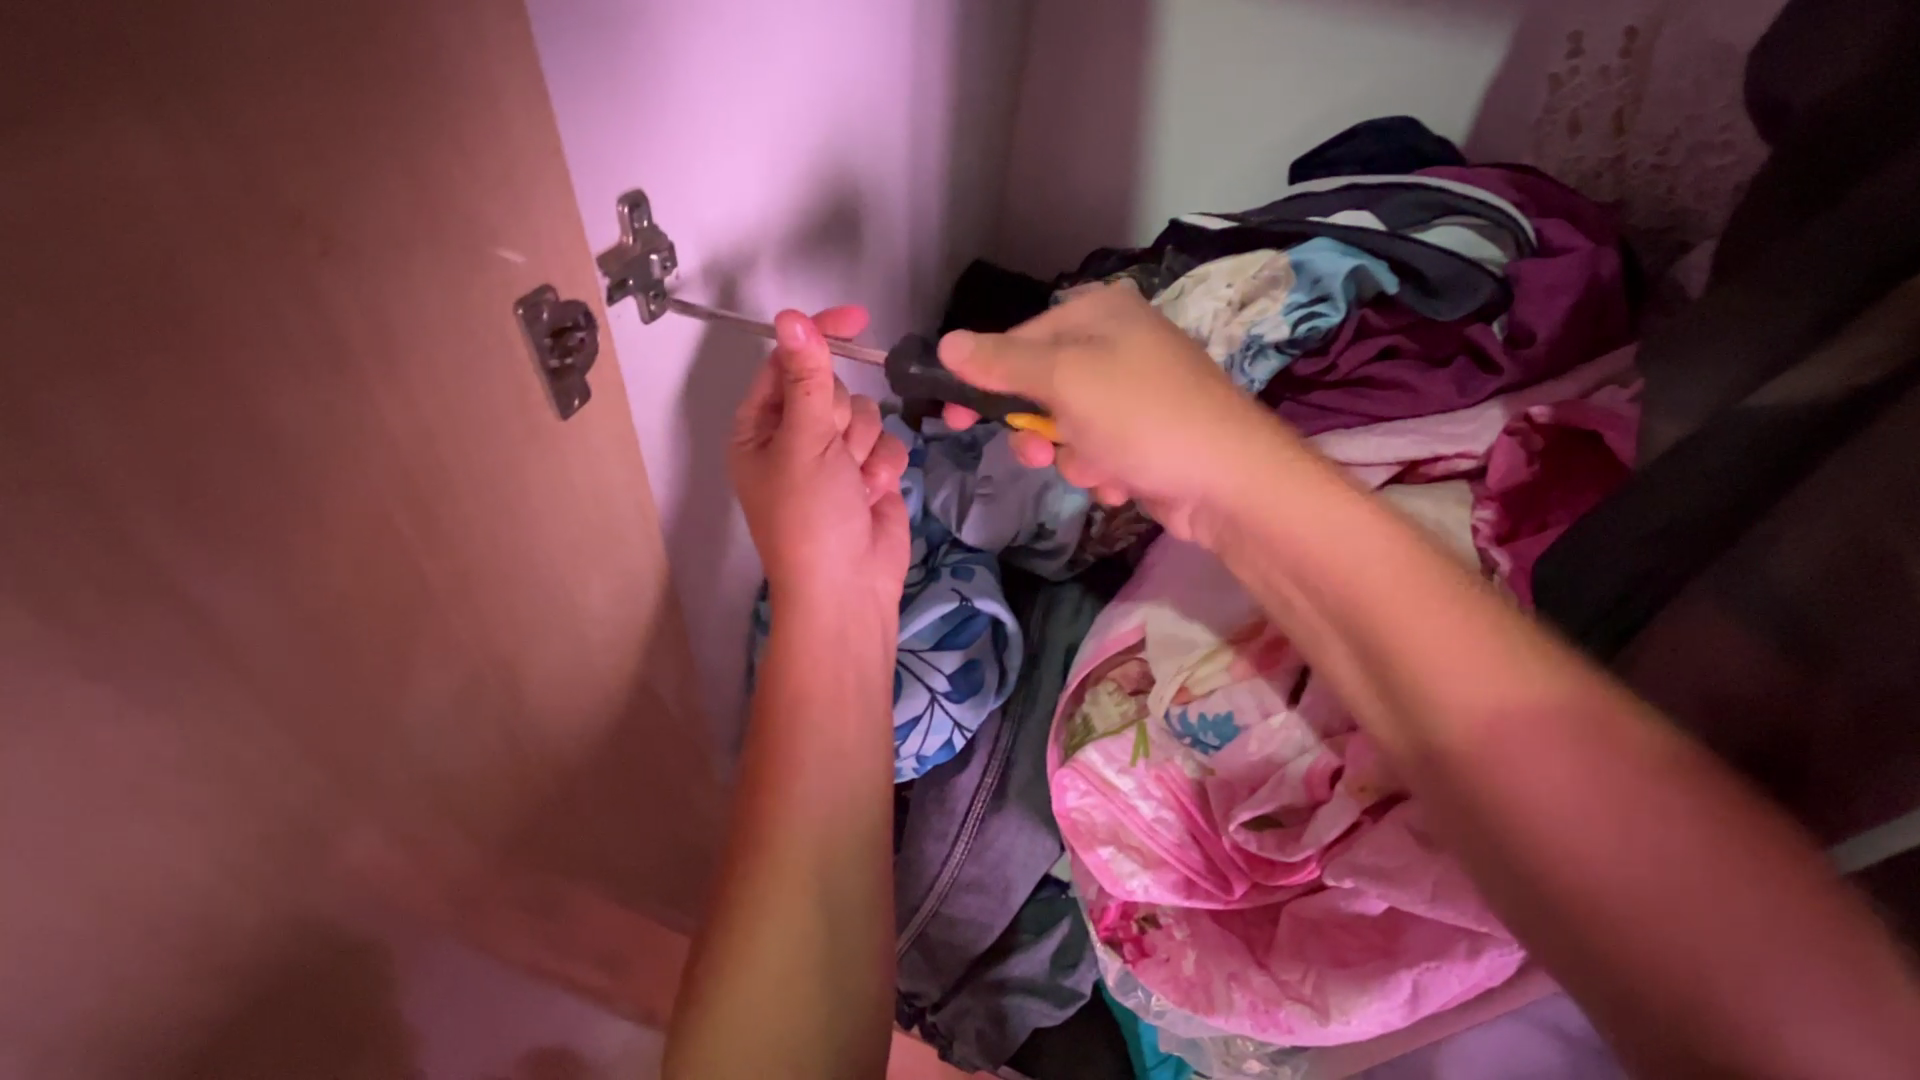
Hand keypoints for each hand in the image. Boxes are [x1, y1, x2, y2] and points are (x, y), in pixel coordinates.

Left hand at [732, 307, 910, 620]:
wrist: (847, 588)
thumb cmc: (809, 517)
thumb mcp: (803, 443)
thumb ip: (807, 377)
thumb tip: (792, 316)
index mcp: (760, 428)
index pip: (788, 363)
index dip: (818, 339)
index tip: (855, 319)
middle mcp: (795, 437)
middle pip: (833, 387)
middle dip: (842, 419)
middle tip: (834, 454)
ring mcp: (835, 457)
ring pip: (867, 414)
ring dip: (865, 448)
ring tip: (853, 483)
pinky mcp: (870, 474)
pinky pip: (889, 443)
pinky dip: (885, 467)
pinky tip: (873, 494)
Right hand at [938, 280, 1300, 546]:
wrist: (1230, 481)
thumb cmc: (1142, 417)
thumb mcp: (1065, 381)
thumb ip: (1002, 362)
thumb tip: (947, 343)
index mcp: (1098, 312)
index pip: (1016, 341)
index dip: (981, 381)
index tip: (951, 418)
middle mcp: (1116, 343)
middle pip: (1039, 387)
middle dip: (1038, 428)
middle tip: (1041, 451)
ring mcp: (1134, 391)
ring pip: (1064, 427)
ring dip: (1073, 457)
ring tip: (1101, 469)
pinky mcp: (1146, 434)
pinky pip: (1097, 451)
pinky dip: (1103, 471)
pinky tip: (1126, 479)